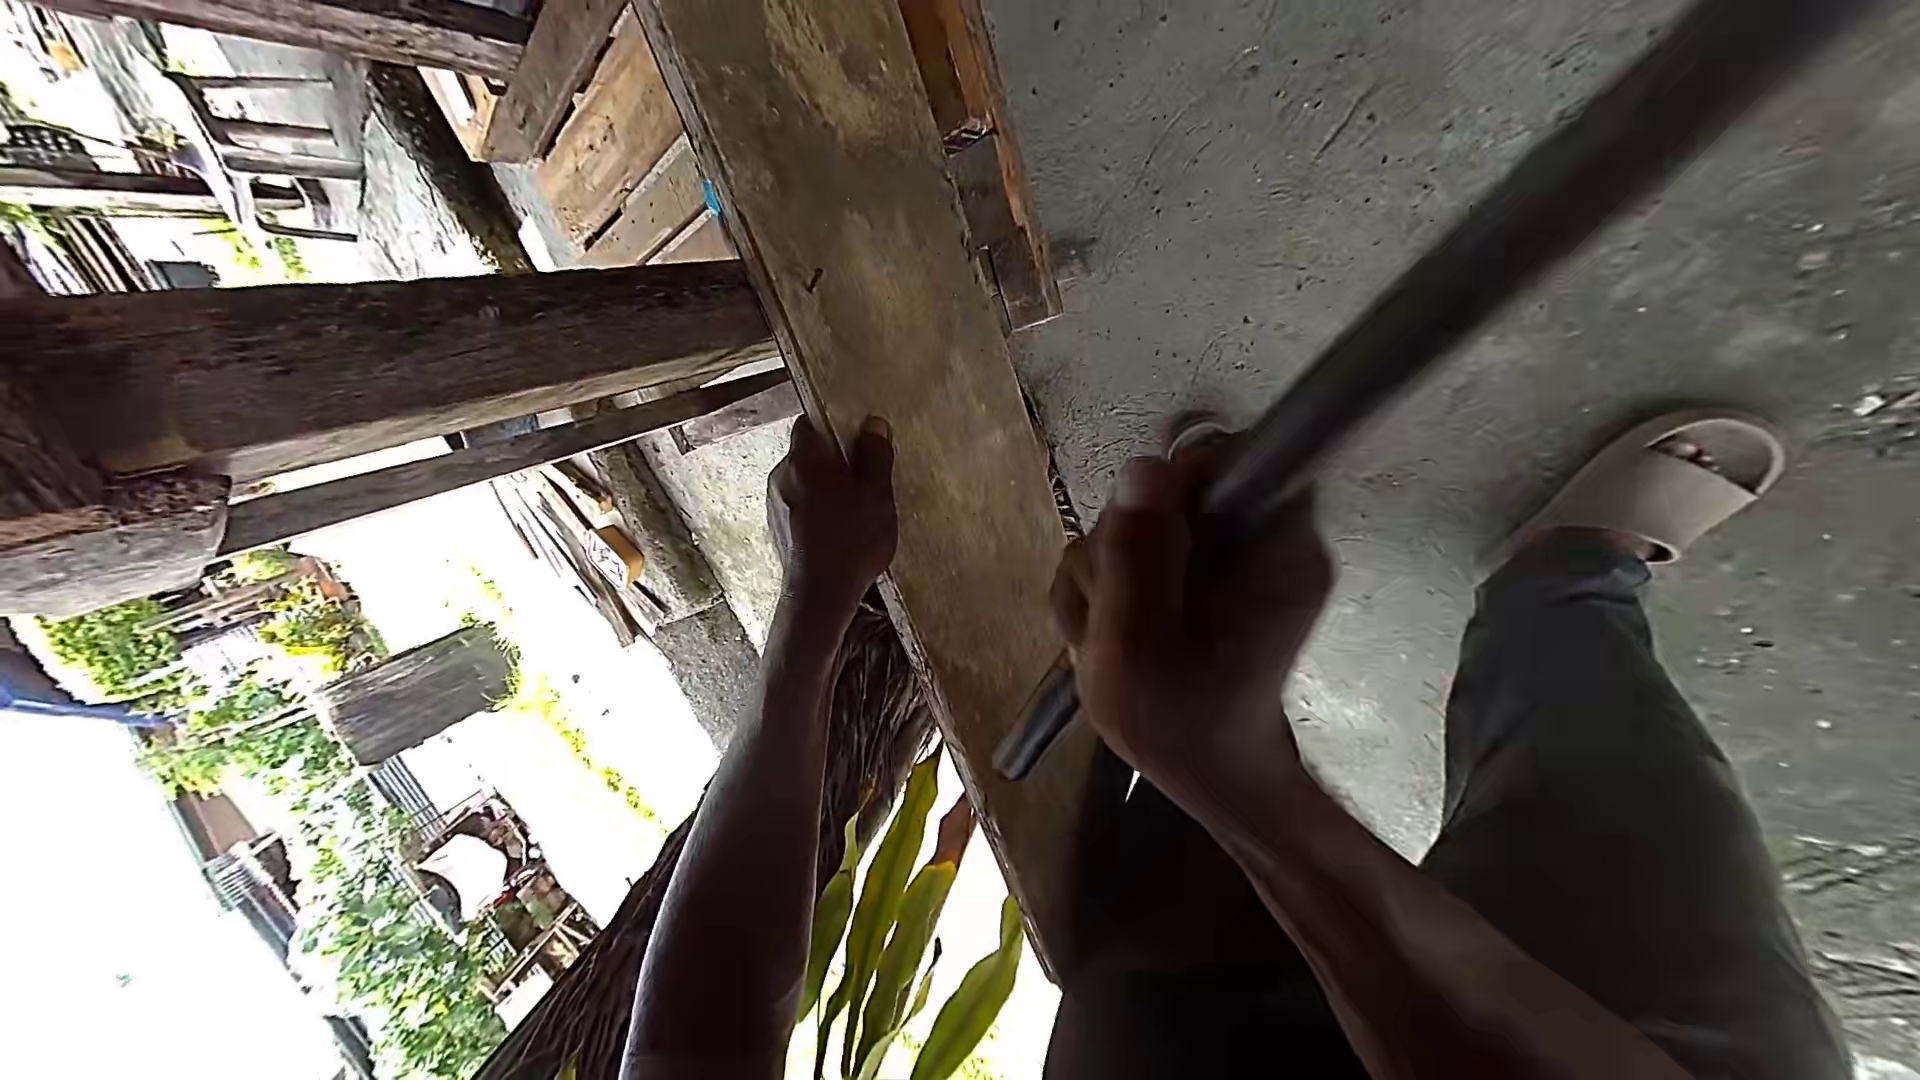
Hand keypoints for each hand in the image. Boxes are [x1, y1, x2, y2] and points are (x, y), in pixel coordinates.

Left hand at [769, 416, 896, 606]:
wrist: (821, 592)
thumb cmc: (852, 539)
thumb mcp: (876, 494)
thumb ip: (875, 455)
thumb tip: (873, 424)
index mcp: (804, 458)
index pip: (810, 423)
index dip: (834, 427)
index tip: (858, 442)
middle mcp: (781, 475)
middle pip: (808, 453)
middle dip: (834, 461)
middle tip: (865, 480)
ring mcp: (775, 503)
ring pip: (804, 481)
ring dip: (826, 487)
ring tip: (854, 510)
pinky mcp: (776, 527)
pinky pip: (799, 505)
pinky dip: (817, 509)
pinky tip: (838, 530)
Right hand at [1050, 445, 1332, 799]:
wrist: (1203, 773)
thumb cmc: (1178, 724)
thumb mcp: (1139, 645)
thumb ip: (1138, 557)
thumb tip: (1143, 467)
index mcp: (1273, 551)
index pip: (1222, 463)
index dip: (1164, 490)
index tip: (1130, 548)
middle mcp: (1257, 542)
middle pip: (1164, 496)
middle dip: (1115, 551)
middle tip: (1107, 617)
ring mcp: (1222, 560)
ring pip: (1136, 528)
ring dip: (1101, 578)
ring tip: (1102, 638)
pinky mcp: (1193, 577)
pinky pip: (1133, 555)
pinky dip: (1106, 591)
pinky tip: (1104, 635)